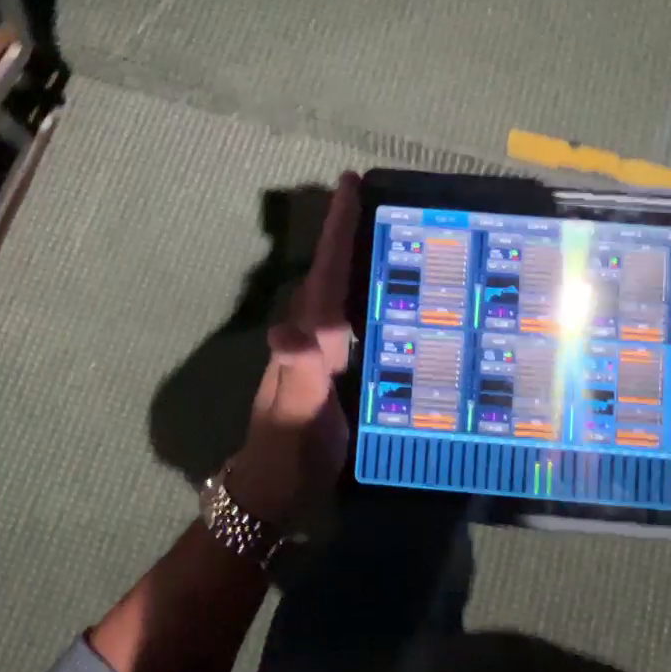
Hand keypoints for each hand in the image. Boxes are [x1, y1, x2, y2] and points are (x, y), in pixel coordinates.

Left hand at [227, 172, 359, 527]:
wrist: (276, 490)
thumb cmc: (289, 452)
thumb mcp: (298, 414)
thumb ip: (299, 373)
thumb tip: (289, 330)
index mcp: (309, 332)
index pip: (327, 268)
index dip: (339, 225)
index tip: (351, 181)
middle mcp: (313, 331)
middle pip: (334, 267)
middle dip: (352, 228)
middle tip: (384, 194)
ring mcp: (322, 349)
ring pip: (343, 288)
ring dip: (361, 254)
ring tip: (395, 227)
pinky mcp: (334, 367)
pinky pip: (354, 313)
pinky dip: (369, 290)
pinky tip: (394, 291)